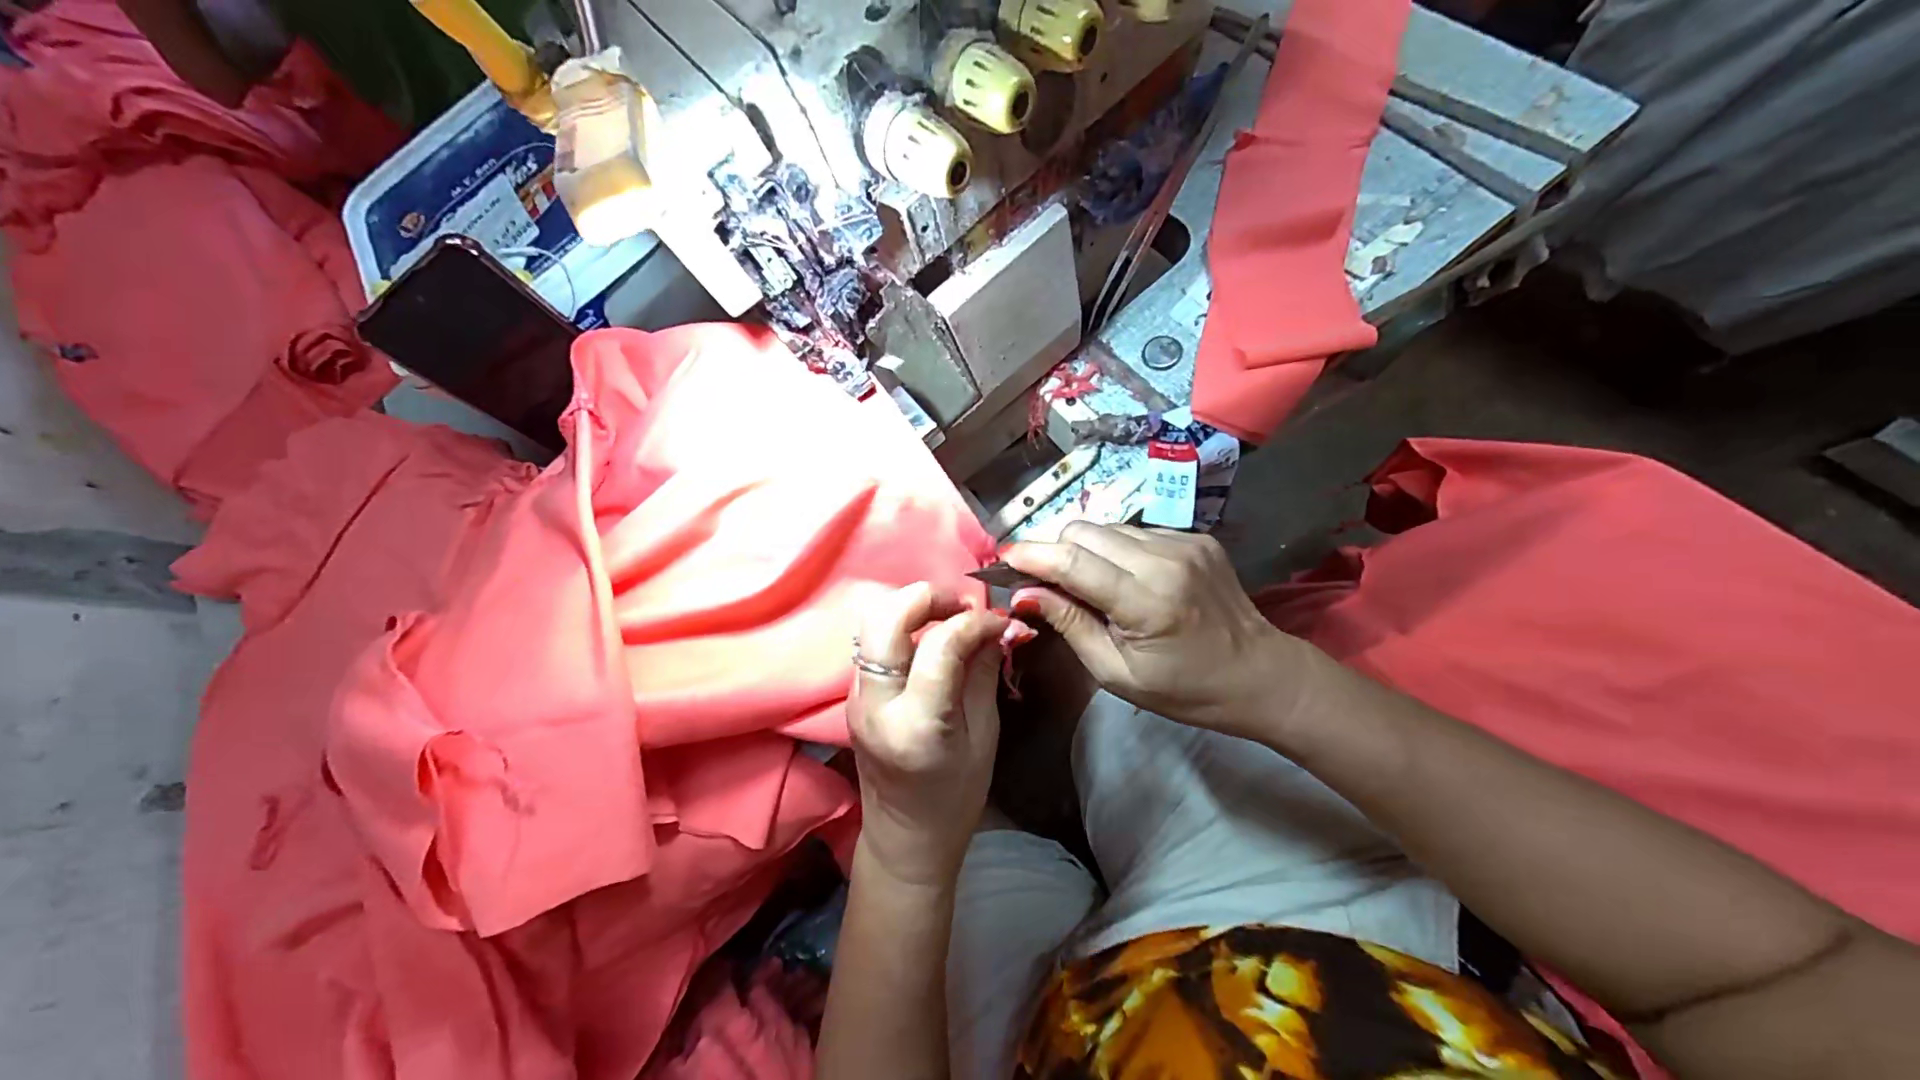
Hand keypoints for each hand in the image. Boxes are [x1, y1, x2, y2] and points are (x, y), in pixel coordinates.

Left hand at [848, 584, 1013, 887]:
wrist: (905, 838)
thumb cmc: (956, 797)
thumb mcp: (984, 736)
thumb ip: (984, 672)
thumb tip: (996, 624)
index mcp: (916, 724)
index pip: (939, 646)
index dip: (973, 622)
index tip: (998, 621)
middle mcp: (876, 705)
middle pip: (885, 620)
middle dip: (926, 596)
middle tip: (963, 605)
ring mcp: (856, 699)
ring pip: (872, 624)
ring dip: (912, 607)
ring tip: (949, 616)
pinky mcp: (852, 696)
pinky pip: (873, 643)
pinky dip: (902, 626)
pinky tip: (931, 636)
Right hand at [1003, 523, 1309, 738]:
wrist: (1261, 673)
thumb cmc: (1185, 689)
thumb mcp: (1118, 673)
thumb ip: (1070, 625)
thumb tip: (1023, 593)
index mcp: (1146, 601)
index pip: (1072, 561)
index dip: (1030, 556)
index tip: (1002, 561)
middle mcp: (1165, 559)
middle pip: (1084, 531)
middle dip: (1055, 552)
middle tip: (1047, 583)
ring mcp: (1184, 542)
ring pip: (1107, 526)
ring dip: (1085, 549)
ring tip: (1090, 584)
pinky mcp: (1195, 536)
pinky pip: (1135, 531)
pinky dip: (1117, 550)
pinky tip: (1127, 579)